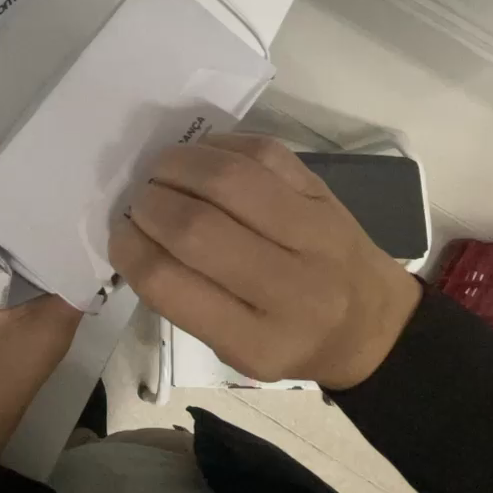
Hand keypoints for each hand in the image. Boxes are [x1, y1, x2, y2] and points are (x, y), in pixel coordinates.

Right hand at [110, 133, 421, 389]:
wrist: (371, 323)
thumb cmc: (286, 338)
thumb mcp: (231, 346)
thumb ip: (181, 294)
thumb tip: (134, 227)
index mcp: (257, 341)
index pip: (168, 283)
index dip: (129, 248)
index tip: (121, 233)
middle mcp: (291, 289)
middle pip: (196, 228)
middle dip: (149, 204)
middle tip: (140, 200)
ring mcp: (314, 234)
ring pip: (229, 180)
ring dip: (176, 166)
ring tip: (162, 172)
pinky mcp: (323, 193)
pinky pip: (261, 152)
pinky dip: (216, 147)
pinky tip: (201, 158)